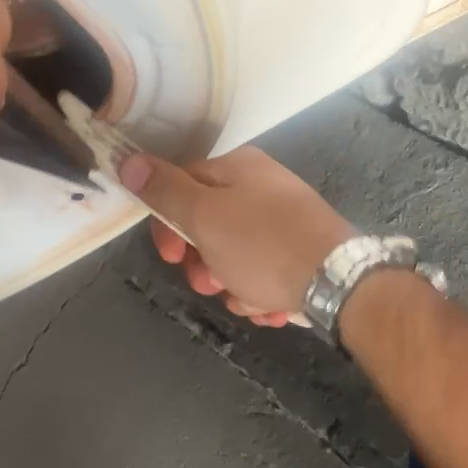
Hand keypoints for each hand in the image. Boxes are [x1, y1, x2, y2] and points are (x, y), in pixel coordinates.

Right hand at [120, 148, 355, 326]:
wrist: (338, 282)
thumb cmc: (263, 247)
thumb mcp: (204, 217)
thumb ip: (165, 192)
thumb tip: (129, 159)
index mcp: (240, 168)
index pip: (183, 185)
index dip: (167, 224)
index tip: (170, 258)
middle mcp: (265, 187)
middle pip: (211, 224)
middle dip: (204, 262)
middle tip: (209, 284)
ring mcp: (288, 222)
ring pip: (237, 255)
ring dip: (234, 284)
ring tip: (247, 300)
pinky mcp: (305, 254)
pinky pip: (267, 272)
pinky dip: (262, 292)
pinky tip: (271, 307)